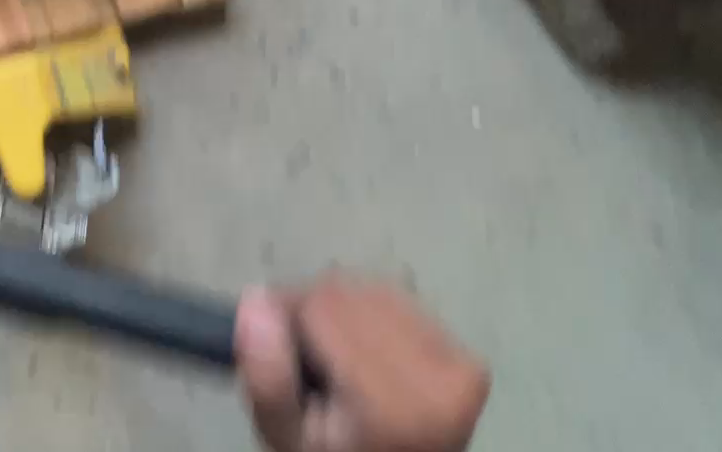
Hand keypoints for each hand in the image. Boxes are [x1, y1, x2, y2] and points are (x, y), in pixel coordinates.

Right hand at [235, 277, 488, 451]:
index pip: (320, 303)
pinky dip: (367, 315)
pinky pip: (393, 299)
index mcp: (396, 402)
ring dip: (338, 310)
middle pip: (343, 293)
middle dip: (311, 312)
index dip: (287, 317)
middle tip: (308, 359)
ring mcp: (460, 362)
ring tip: (334, 356)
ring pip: (364, 288)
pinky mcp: (466, 356)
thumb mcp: (282, 433)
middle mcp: (440, 375)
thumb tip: (255, 298)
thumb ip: (267, 377)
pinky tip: (364, 350)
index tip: (280, 352)